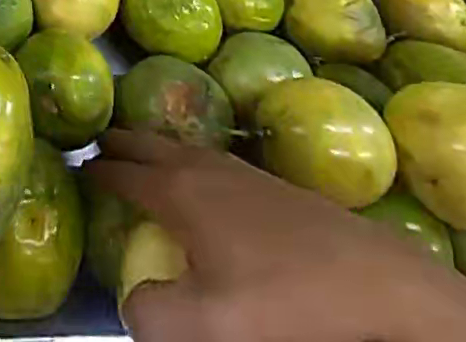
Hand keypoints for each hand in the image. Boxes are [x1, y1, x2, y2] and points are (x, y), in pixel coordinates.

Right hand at [85, 130, 465, 341]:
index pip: (126, 173)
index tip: (78, 166)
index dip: (100, 171)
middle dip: (124, 143)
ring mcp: (246, 173)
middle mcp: (208, 169)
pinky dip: (191, 158)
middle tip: (100, 142)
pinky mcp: (277, 187)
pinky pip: (215, 159)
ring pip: (187, 147)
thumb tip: (134, 299)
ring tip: (144, 151)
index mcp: (182, 192)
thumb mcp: (205, 327)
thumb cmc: (287, 307)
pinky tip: (207, 178)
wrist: (386, 295)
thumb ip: (151, 312)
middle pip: (153, 146)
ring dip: (157, 146)